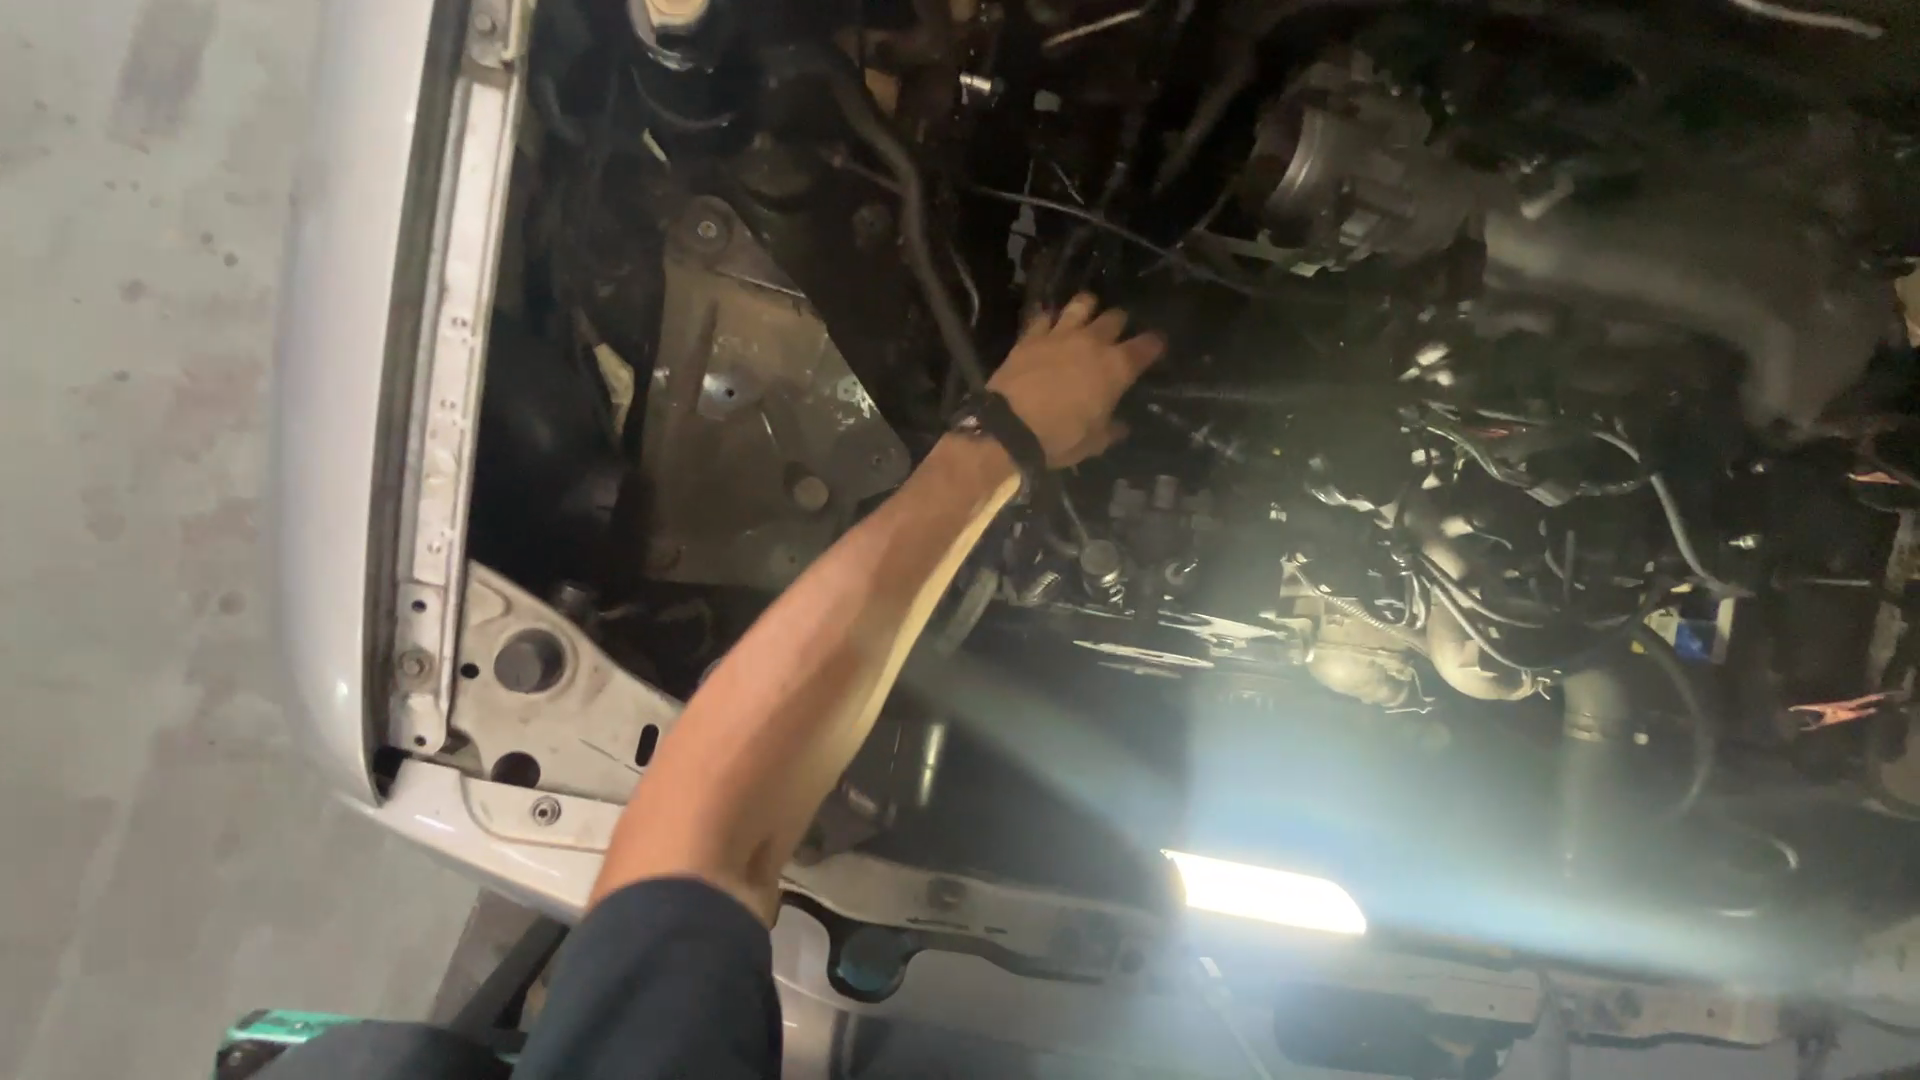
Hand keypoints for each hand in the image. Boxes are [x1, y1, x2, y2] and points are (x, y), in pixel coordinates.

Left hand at [988, 292, 1164, 467]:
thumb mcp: (1093, 443)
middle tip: (1115, 336)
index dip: (1154, 345)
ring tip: (1086, 317)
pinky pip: (1045, 316)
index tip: (1154, 348)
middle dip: (1120, 324)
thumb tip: (1121, 426)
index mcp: (1117, 367)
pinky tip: (1049, 326)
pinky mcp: (1031, 335)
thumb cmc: (1059, 438)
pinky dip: (1050, 320)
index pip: (1147, 345)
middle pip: (1115, 317)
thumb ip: (1111, 430)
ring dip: (1088, 308)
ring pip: (1082, 303)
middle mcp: (1093, 342)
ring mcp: (1061, 334)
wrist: (1008, 427)